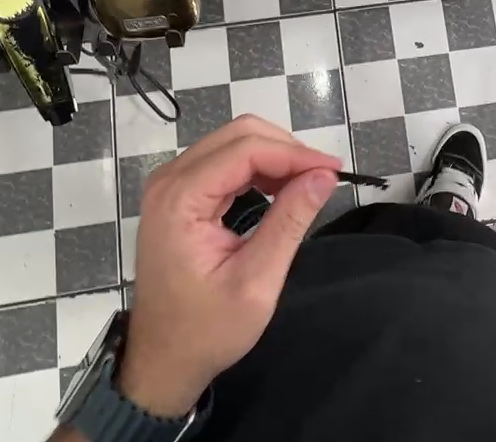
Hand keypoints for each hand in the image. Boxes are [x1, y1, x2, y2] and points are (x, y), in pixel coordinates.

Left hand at [117, 116, 340, 416]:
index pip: (246, 150)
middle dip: (286, 149)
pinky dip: (258, 166)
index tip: (334, 170)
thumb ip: (290, 222)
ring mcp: (171, 182)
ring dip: (274, 155)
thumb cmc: (206, 330)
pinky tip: (281, 188)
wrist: (162, 360)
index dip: (294, 154)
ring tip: (307, 183)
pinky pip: (225, 160)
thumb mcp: (256, 282)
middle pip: (239, 135)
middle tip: (322, 177)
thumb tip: (325, 176)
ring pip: (233, 142)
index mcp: (180, 198)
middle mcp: (170, 178)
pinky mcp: (179, 191)